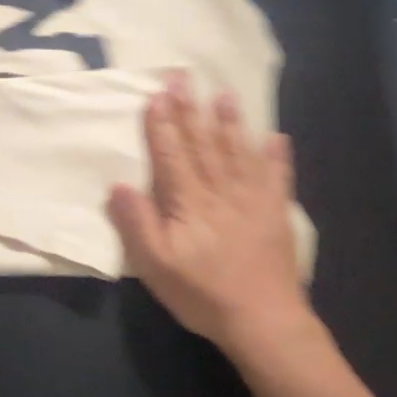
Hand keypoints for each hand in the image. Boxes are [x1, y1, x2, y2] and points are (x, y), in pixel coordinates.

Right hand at [108, 72, 313, 351]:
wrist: (261, 318)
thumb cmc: (200, 293)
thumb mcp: (155, 265)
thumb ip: (137, 223)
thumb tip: (119, 185)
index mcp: (188, 202)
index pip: (171, 155)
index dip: (162, 125)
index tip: (157, 94)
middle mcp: (221, 191)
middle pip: (203, 144)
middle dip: (190, 110)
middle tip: (183, 77)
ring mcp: (253, 199)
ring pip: (238, 151)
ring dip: (229, 122)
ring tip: (223, 94)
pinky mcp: (276, 213)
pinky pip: (277, 176)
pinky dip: (276, 155)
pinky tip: (275, 137)